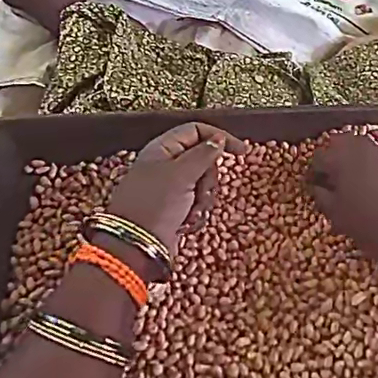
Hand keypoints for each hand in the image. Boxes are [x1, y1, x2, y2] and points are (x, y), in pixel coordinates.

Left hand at [104, 123, 250, 260]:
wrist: (136, 246)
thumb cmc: (154, 205)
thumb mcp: (181, 174)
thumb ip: (203, 154)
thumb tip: (219, 139)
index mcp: (162, 149)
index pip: (196, 131)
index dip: (219, 138)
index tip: (241, 151)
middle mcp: (166, 166)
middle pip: (204, 160)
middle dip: (208, 179)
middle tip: (201, 191)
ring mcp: (171, 188)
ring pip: (204, 184)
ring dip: (203, 199)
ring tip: (191, 211)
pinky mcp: (175, 208)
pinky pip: (198, 203)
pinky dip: (197, 213)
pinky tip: (186, 222)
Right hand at [305, 135, 377, 259]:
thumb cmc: (366, 221)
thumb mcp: (336, 213)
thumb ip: (321, 195)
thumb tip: (316, 186)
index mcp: (338, 158)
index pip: (317, 157)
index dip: (313, 171)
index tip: (313, 183)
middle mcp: (359, 147)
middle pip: (338, 142)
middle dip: (332, 156)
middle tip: (330, 176)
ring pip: (359, 146)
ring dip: (351, 157)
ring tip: (350, 178)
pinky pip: (375, 154)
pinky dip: (369, 162)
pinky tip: (370, 180)